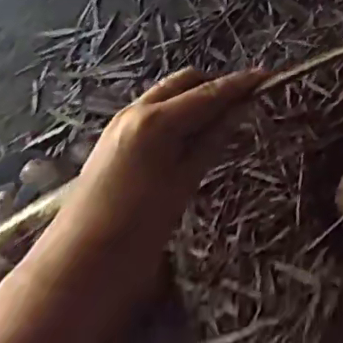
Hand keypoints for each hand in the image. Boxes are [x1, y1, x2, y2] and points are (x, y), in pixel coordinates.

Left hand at [0, 68, 266, 342]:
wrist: (76, 266)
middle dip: (215, 86)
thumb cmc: (136, 228)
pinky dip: (177, 111)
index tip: (266, 76)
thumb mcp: (183, 183)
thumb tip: (242, 110)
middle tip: (243, 102)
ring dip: (195, 97)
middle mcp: (137, 109)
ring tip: (221, 119)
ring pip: (169, 93)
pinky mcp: (114, 136)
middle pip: (187, 81)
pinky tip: (189, 134)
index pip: (209, 92)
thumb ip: (213, 140)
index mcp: (157, 120)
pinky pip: (154, 109)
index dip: (239, 84)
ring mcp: (121, 121)